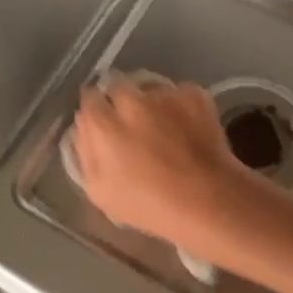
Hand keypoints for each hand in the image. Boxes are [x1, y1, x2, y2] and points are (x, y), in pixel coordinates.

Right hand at [72, 78, 252, 250]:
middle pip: (118, 87)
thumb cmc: (148, 204)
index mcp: (103, 123)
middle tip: (133, 128)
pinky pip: (179, 95)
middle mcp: (131, 99)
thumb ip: (86, 151)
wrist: (207, 200)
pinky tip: (188, 128)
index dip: (96, 110)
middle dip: (121, 102)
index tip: (104, 124)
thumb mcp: (99, 190)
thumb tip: (85, 127)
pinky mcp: (194, 94)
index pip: (89, 98)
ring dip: (152, 104)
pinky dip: (180, 107)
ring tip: (165, 129)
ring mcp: (165, 94)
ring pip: (150, 90)